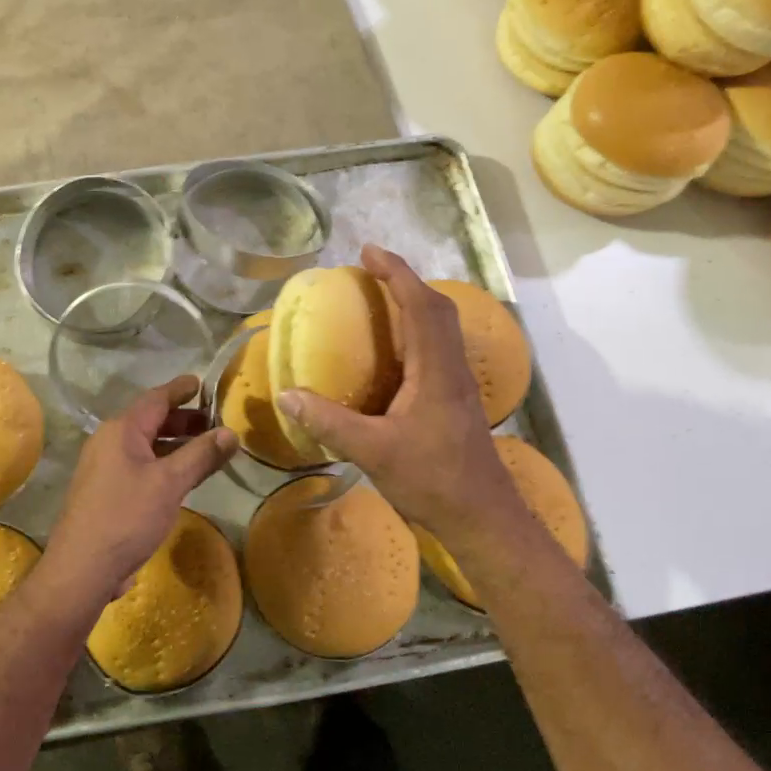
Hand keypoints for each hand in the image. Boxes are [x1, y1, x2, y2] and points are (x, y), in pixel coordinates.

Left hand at [44, 376, 236, 605]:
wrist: (83, 567)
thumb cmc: (127, 516)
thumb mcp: (170, 483)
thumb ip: (201, 455)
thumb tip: (231, 432)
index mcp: (121, 430)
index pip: (155, 399)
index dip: (180, 390)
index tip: (202, 382)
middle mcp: (109, 442)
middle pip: (150, 421)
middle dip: (183, 420)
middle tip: (215, 421)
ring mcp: (105, 468)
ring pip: (145, 446)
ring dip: (175, 444)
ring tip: (206, 448)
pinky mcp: (106, 492)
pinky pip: (140, 466)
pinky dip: (163, 464)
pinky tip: (182, 478)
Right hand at [275, 245, 516, 535]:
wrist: (483, 518)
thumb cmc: (433, 480)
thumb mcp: (373, 452)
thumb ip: (330, 422)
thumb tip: (287, 396)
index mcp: (437, 371)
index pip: (420, 306)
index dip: (396, 273)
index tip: (368, 252)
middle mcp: (451, 369)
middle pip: (437, 309)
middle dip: (405, 282)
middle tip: (370, 271)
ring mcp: (456, 385)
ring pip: (440, 328)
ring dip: (413, 304)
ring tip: (377, 300)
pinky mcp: (454, 401)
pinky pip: (435, 349)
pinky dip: (414, 331)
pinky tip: (390, 351)